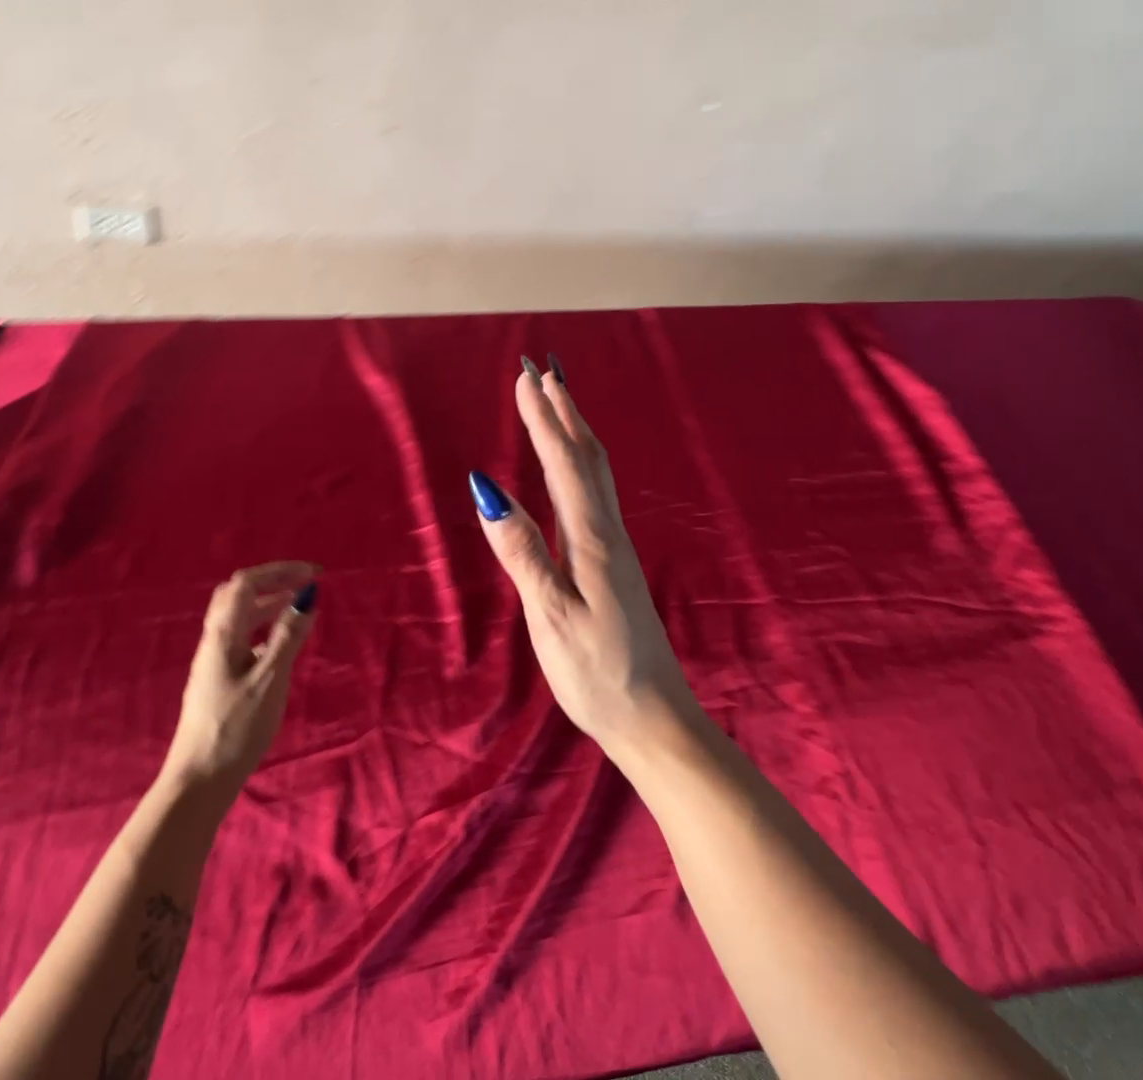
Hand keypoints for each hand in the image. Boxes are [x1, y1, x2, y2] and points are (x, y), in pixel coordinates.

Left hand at [162, 561, 319, 790]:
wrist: (200, 778)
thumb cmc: (237, 728)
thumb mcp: (270, 680)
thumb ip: (288, 637)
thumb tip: (307, 597)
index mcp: (223, 634)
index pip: (247, 583)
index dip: (280, 571)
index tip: (315, 574)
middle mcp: (214, 641)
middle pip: (238, 595)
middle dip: (272, 582)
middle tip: (305, 584)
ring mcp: (213, 661)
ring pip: (239, 618)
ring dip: (268, 605)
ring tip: (298, 608)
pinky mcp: (218, 680)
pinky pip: (242, 640)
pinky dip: (264, 630)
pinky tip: (280, 645)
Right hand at [472, 360, 698, 750]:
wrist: (653, 716)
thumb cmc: (597, 673)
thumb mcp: (552, 617)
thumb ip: (523, 554)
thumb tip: (489, 492)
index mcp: (592, 542)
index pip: (564, 466)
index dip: (544, 422)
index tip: (525, 378)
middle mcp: (609, 536)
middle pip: (587, 460)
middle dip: (564, 414)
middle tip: (543, 372)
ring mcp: (617, 551)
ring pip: (597, 476)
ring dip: (576, 435)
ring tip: (559, 405)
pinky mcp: (616, 568)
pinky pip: (598, 498)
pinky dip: (582, 468)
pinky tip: (575, 475)